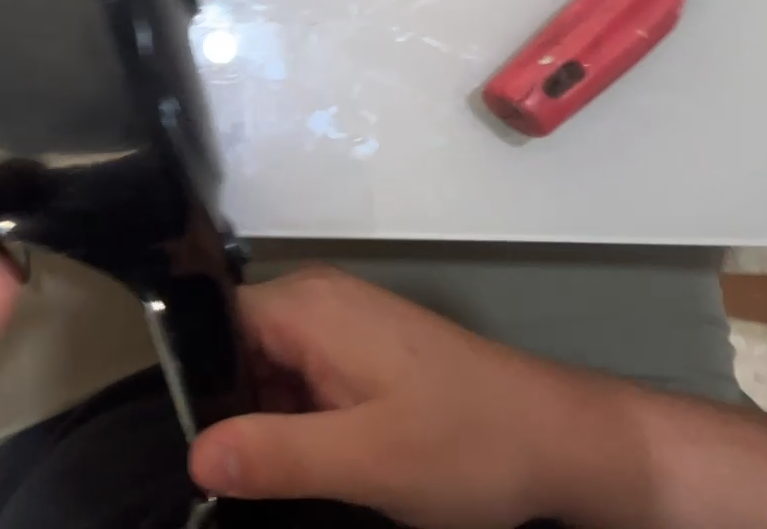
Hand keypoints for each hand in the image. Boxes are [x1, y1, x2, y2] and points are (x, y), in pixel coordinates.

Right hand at [189, 267, 642, 528]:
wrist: (572, 444)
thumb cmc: (469, 446)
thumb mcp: (368, 462)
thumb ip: (276, 455)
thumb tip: (194, 456)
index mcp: (303, 306)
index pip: (212, 327)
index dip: (200, 382)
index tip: (205, 444)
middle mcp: (314, 296)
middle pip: (238, 345)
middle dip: (242, 405)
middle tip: (255, 470)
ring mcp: (340, 315)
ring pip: (270, 361)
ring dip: (274, 413)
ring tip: (298, 466)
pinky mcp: (361, 339)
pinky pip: (303, 368)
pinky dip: (303, 411)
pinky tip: (329, 451)